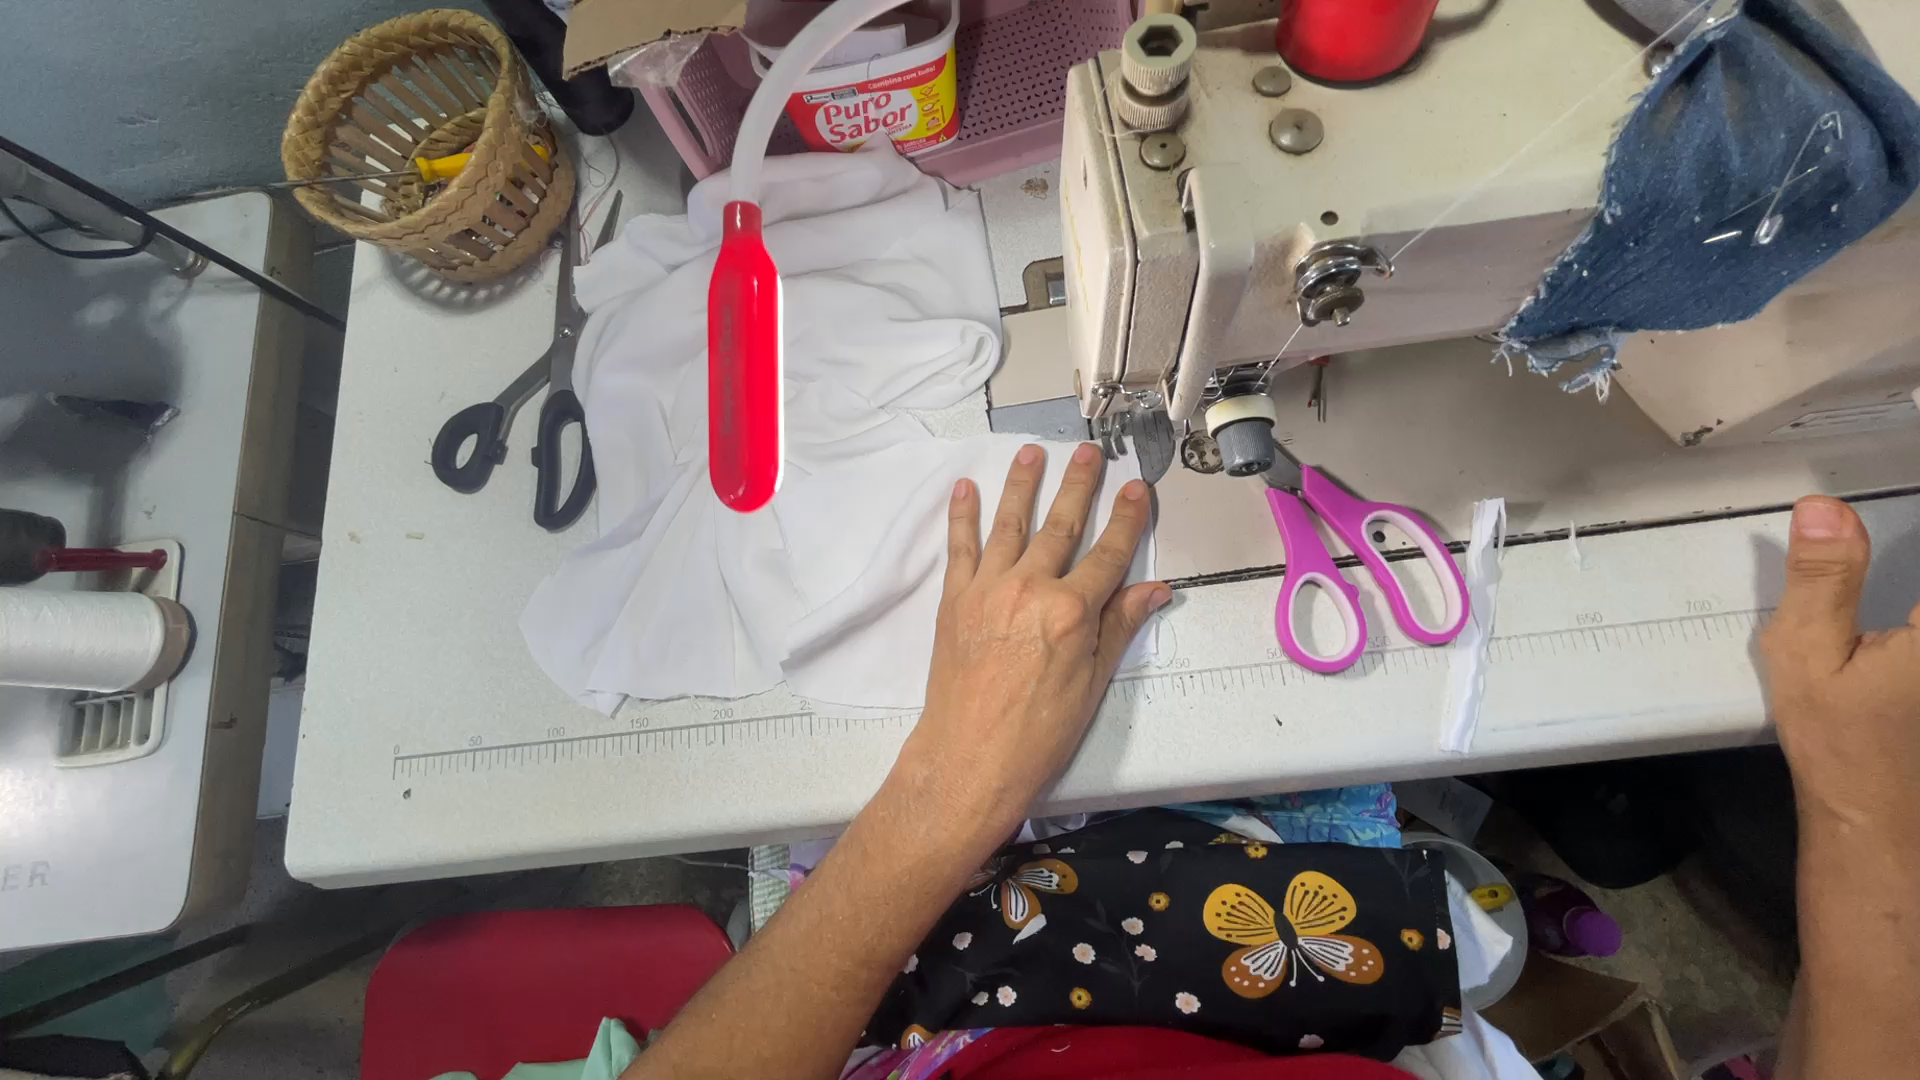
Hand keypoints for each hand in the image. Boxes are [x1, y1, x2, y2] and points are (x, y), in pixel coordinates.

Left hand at [897, 443, 1169, 833]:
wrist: (970, 756)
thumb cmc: (1039, 731)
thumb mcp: (1093, 683)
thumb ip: (1119, 628)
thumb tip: (1155, 589)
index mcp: (1072, 611)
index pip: (1109, 554)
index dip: (1127, 520)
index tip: (1136, 488)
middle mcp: (1031, 588)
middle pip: (1061, 526)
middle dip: (1078, 485)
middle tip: (1088, 452)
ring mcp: (988, 590)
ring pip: (1009, 525)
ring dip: (1022, 485)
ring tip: (1032, 453)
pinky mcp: (955, 599)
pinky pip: (959, 548)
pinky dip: (962, 516)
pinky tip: (965, 489)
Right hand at [1759, 496, 1919, 829]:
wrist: (1882, 811)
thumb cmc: (1840, 734)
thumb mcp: (1806, 653)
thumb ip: (1823, 579)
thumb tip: (1823, 505)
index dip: (1914, 511)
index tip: (1903, 443)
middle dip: (1904, 544)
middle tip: (1899, 492)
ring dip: (1895, 577)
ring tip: (1853, 559)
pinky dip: (1903, 612)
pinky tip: (1890, 605)